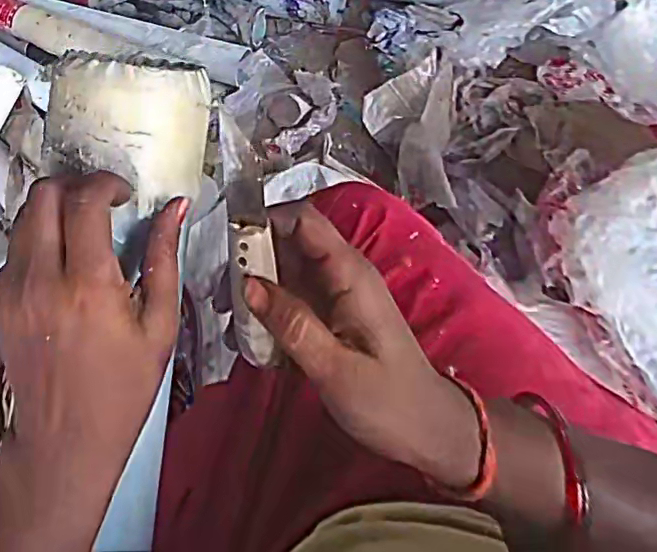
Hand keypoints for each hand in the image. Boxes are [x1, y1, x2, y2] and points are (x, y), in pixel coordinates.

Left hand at [0, 173, 185, 550]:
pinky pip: (13, 248)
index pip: (84, 200)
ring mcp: (14, 290)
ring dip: (52, 208)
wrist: (64, 444)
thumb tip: (174, 210)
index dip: (105, 182)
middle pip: (44, 194)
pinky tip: (59, 260)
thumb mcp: (158, 328)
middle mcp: (43, 281)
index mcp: (88, 286)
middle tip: (97, 201)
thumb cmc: (118, 394)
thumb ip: (164, 260)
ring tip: (79, 227)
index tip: (120, 192)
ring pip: (24, 215)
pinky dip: (36, 238)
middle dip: (74, 184)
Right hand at [244, 202, 482, 487]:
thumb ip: (292, 323)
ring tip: (229, 317)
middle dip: (248, 258)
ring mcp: (330, 291)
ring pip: (280, 268)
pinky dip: (263, 308)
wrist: (435, 438)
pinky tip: (247, 336)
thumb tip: (247, 283)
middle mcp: (338, 272)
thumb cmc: (392, 403)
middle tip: (222, 292)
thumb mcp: (336, 369)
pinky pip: (285, 295)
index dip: (264, 219)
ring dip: (251, 286)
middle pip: (284, 241)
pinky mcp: (324, 312)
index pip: (302, 218)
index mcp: (348, 272)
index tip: (231, 245)